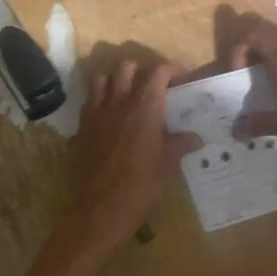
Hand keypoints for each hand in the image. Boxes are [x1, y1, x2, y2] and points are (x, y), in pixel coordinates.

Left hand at [61, 58, 202, 251]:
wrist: (101, 208)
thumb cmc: (141, 186)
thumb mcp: (167, 165)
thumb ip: (179, 144)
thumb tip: (195, 138)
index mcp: (145, 108)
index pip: (157, 72)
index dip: (171, 69)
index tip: (181, 76)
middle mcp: (118, 102)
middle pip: (127, 68)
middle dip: (142, 70)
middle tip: (153, 85)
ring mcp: (96, 113)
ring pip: (102, 78)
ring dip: (116, 79)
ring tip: (127, 92)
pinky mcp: (82, 127)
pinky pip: (89, 100)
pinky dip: (100, 98)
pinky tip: (109, 113)